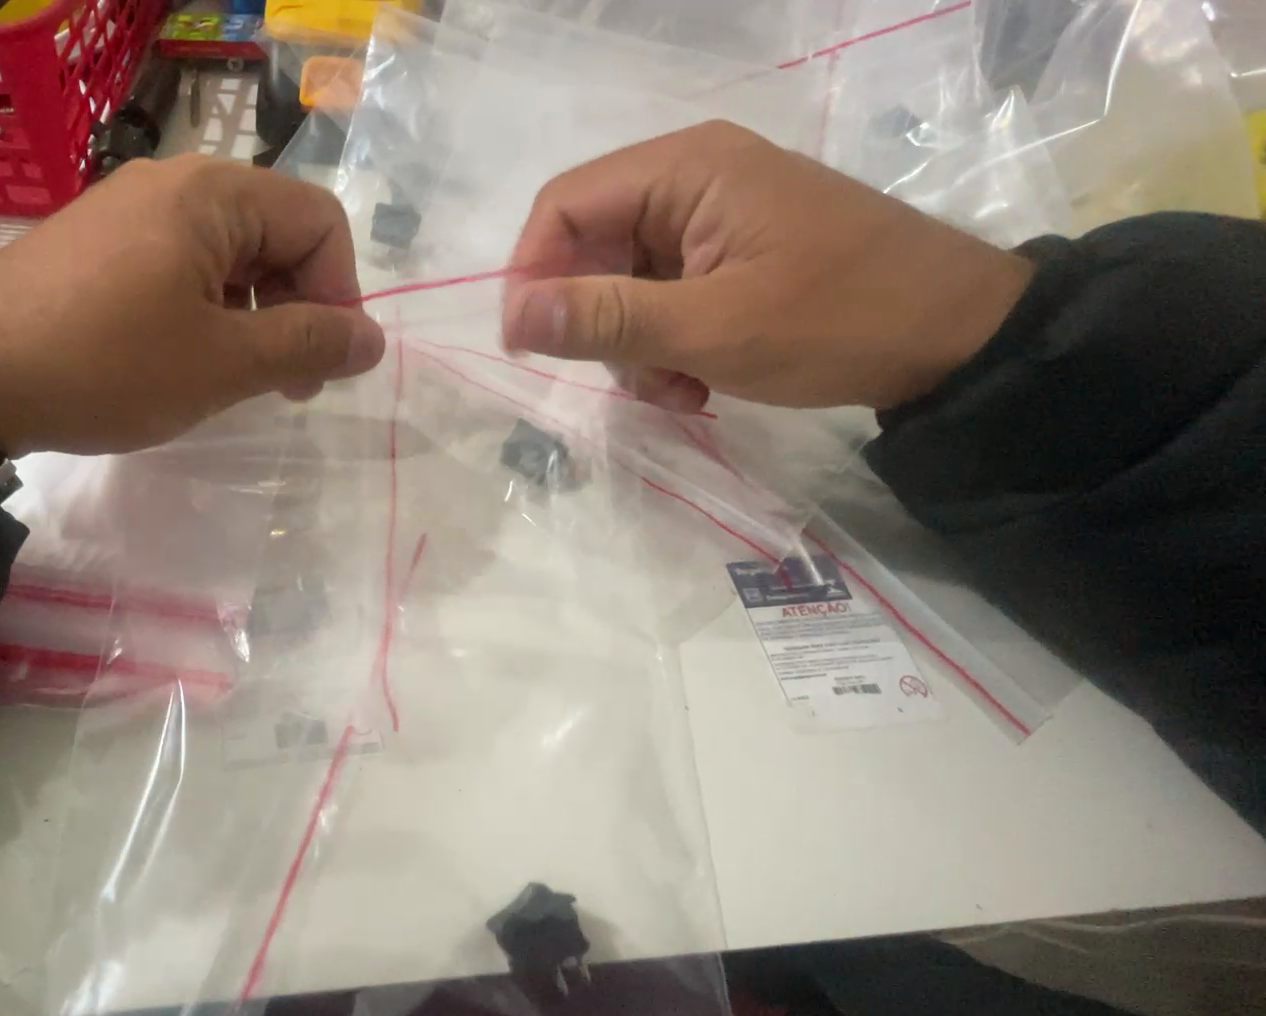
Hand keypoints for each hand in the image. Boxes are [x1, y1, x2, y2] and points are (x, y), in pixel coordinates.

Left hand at [0, 156, 384, 455]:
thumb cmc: (109, 364)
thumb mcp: (222, 363)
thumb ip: (308, 344)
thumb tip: (374, 339)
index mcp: (214, 194)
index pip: (319, 222)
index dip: (340, 294)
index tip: (322, 366)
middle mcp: (175, 184)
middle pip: (276, 234)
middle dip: (299, 309)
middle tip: (288, 386)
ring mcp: (131, 211)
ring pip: (230, 256)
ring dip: (254, 317)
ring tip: (239, 381)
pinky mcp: (100, 245)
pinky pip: (182, 267)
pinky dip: (207, 313)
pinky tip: (189, 360)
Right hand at [502, 122, 1035, 412]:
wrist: (958, 341)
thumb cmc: (836, 321)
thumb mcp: (709, 328)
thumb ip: (605, 318)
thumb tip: (513, 315)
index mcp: (684, 170)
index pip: (563, 207)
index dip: (531, 274)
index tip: (526, 345)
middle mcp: (689, 183)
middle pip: (589, 250)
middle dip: (595, 323)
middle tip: (621, 374)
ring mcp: (709, 223)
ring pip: (619, 287)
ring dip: (631, 349)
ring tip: (676, 388)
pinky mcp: (726, 259)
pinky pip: (658, 302)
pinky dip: (662, 349)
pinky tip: (694, 384)